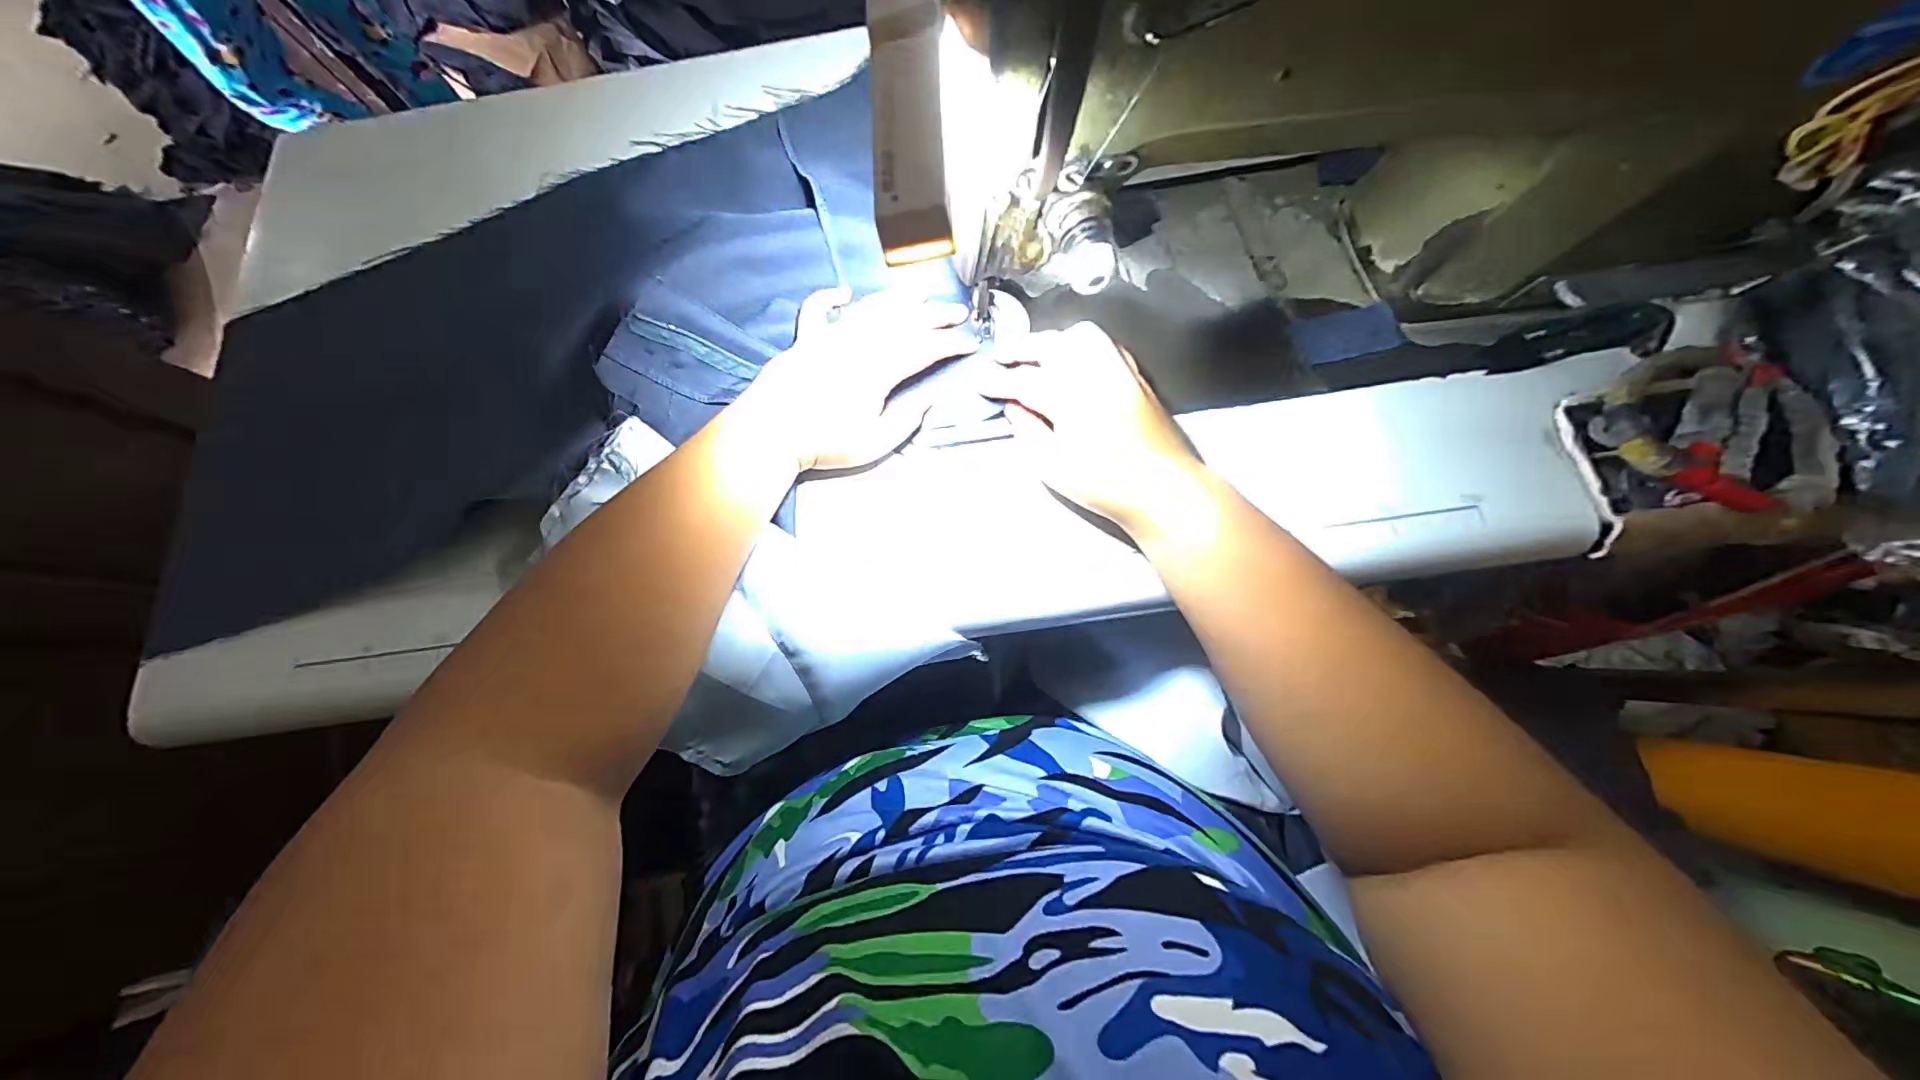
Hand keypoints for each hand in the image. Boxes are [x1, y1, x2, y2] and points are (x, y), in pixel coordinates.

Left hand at [732, 288, 978, 471]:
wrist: (771, 432)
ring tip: (919, 290)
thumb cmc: (823, 441)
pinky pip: (817, 311)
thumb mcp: (874, 442)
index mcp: (879, 369)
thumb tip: (925, 403)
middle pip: (904, 321)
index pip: (924, 348)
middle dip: (935, 313)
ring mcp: (830, 338)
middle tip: (958, 310)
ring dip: (897, 298)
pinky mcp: (805, 341)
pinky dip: (829, 298)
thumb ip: (904, 421)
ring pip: (870, 309)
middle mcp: (858, 344)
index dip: (950, 343)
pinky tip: (844, 293)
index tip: (969, 342)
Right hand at [983, 321, 1209, 535]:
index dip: (997, 381)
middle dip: (1022, 349)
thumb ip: (1028, 431)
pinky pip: (1105, 346)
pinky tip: (1075, 361)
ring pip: (1081, 337)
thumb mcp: (1052, 465)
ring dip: (1054, 340)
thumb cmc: (1105, 483)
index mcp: (1066, 394)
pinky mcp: (1136, 376)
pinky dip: (1083, 347)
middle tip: (1002, 356)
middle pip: (1050, 345)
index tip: (982, 383)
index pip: (1022, 380)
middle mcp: (1093, 371)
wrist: (1164, 487)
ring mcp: (1118, 370)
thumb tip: (1014, 409)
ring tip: (1037, 353)